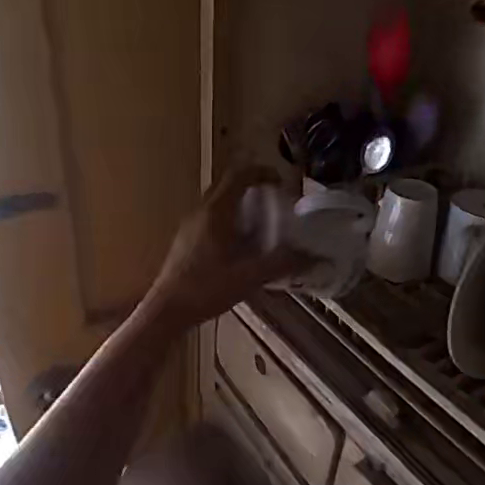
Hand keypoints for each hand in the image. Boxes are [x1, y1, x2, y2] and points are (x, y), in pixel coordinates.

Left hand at [140, 167, 308, 329]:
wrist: (166, 312)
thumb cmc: (207, 289)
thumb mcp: (251, 276)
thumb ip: (284, 263)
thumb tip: (318, 258)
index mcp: (217, 212)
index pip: (239, 175)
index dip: (262, 172)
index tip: (281, 183)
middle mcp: (201, 212)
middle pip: (228, 184)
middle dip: (253, 186)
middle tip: (276, 201)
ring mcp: (190, 225)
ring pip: (219, 201)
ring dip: (242, 204)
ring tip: (264, 223)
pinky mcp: (186, 240)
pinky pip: (212, 217)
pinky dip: (231, 219)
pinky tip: (243, 245)